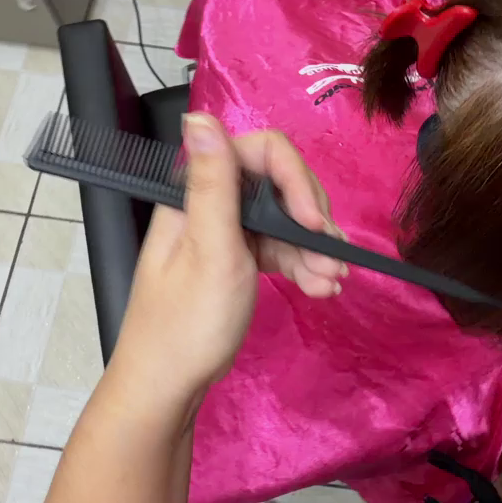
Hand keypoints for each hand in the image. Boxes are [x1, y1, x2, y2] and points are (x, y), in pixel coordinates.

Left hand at [106, 114, 347, 407]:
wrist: (168, 388)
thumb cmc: (187, 323)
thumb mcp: (211, 251)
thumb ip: (214, 184)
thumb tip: (199, 114)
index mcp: (197, 192)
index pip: (261, 153)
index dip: (295, 180)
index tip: (313, 223)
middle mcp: (211, 202)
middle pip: (279, 184)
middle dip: (310, 220)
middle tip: (332, 258)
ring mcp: (226, 230)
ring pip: (284, 218)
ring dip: (313, 247)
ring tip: (332, 282)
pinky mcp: (237, 256)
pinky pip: (278, 247)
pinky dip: (302, 264)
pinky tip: (322, 287)